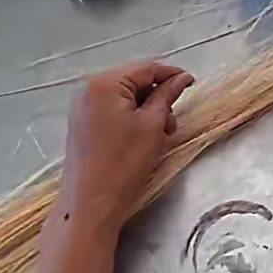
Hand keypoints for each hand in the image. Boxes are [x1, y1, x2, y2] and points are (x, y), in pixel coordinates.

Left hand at [55, 61, 194, 240]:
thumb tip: (180, 78)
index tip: (192, 82)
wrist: (90, 203)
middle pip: (132, 82)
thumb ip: (166, 95)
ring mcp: (81, 107)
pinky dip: (130, 118)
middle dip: (157, 97)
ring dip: (146, 110)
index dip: (171, 74)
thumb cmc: (124, 163)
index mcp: (103, 83)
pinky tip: (143, 137)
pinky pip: (111, 110)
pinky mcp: (81, 124)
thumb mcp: (152, 125)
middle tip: (172, 121)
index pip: (144, 68)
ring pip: (123, 97)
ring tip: (160, 134)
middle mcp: (88, 89)